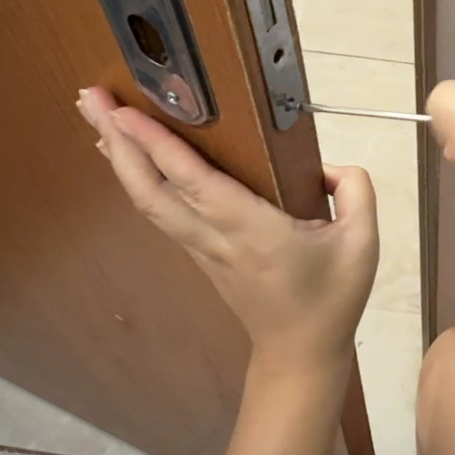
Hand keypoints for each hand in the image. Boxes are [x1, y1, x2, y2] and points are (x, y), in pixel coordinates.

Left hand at [77, 87, 378, 373]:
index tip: (127, 112)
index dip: (158, 146)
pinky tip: (130, 159)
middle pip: (151, 191)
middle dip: (119, 143)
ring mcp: (202, 248)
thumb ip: (354, 190)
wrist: (301, 354)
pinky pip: (160, 211)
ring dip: (120, 158)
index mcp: (253, 232)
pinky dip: (138, 178)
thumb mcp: (363, 241)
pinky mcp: (200, 254)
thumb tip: (327, 167)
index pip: (196, 182)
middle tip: (92, 99)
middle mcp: (216, 238)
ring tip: (98, 117)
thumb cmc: (332, 298)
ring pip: (148, 202)